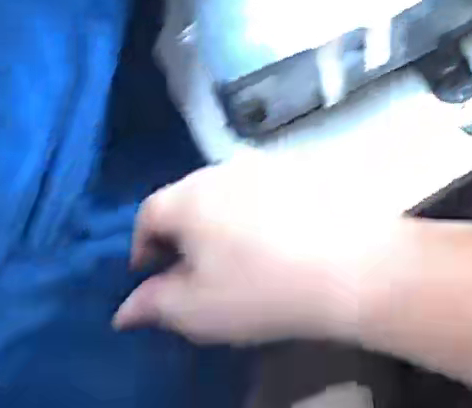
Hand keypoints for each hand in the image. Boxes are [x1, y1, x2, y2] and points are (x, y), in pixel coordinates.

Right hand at [112, 160, 403, 344]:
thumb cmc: (259, 288)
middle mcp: (221, 167)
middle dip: (181, 230)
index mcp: (189, 196)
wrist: (347, 261)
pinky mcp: (297, 165)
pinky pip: (260, 185)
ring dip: (219, 217)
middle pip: (186, 195)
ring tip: (235, 254)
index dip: (141, 246)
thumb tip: (124, 308)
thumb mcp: (196, 310)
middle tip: (192, 268)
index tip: (151, 275)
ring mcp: (263, 161)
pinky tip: (273, 237)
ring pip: (224, 188)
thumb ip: (153, 304)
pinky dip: (254, 208)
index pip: (148, 212)